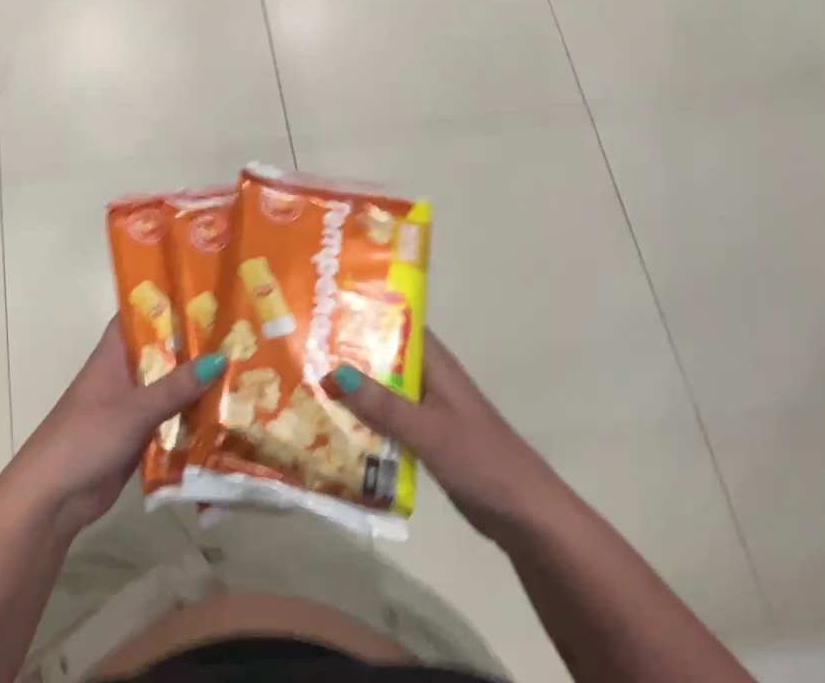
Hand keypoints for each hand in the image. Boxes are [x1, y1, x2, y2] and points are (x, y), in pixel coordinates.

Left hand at [7, 317, 224, 537]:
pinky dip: (192, 418)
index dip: (164, 302)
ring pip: (169, 388)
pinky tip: (227, 416)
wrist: (55, 494)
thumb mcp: (134, 409)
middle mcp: (121, 376)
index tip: (203, 293)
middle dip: (193, 346)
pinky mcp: (137, 437)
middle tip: (240, 334)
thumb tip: (220, 357)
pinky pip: (170, 420)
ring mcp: (129, 408)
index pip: (136, 317)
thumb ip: (176, 386)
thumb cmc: (86, 437)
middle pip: (160, 353)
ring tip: (245, 371)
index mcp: (112, 356)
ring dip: (197, 385)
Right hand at [326, 331, 571, 540]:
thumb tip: (332, 371)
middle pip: (382, 358)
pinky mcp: (426, 439)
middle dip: (345, 354)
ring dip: (351, 390)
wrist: (527, 517)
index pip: (397, 324)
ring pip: (381, 391)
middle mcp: (430, 382)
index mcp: (436, 367)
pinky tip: (331, 427)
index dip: (362, 313)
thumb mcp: (428, 431)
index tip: (319, 308)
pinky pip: (386, 421)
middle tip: (297, 348)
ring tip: (302, 383)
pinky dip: (362, 421)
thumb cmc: (482, 462)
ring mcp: (428, 412)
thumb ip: (382, 404)